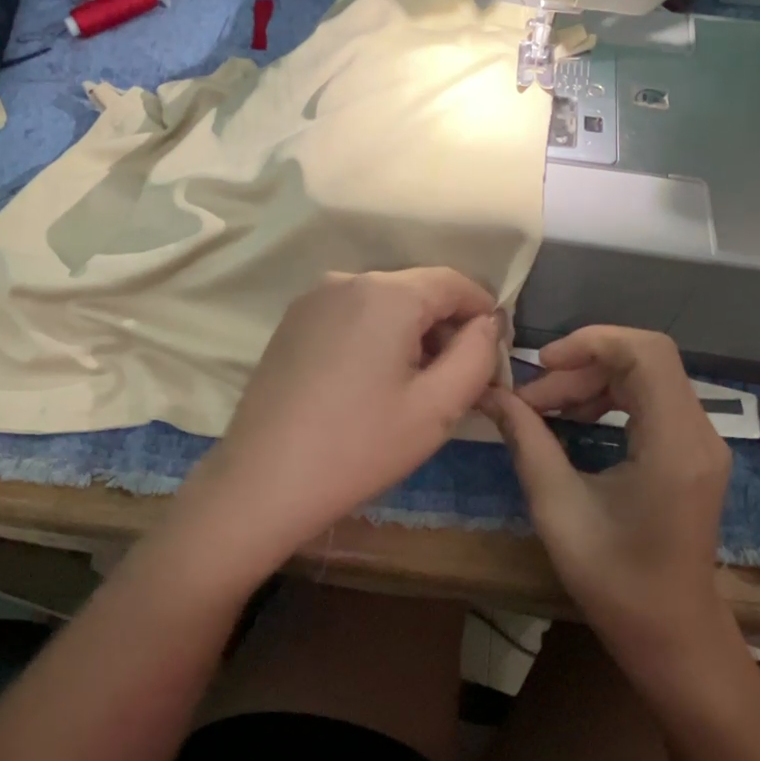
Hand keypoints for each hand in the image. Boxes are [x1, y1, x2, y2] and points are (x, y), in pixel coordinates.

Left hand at [167, 268, 504, 581]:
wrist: (264, 480)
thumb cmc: (360, 446)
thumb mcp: (437, 407)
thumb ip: (477, 355)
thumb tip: (486, 323)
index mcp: (386, 292)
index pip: (455, 282)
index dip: (484, 313)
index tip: (495, 355)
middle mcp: (346, 280)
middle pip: (416, 290)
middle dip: (445, 327)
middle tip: (459, 381)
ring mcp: (312, 300)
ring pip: (382, 304)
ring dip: (410, 334)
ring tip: (416, 388)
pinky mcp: (291, 324)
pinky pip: (350, 317)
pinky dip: (374, 338)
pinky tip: (372, 385)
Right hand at [478, 326, 734, 673]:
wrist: (670, 633)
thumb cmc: (614, 580)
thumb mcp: (558, 508)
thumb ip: (527, 442)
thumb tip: (493, 396)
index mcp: (674, 444)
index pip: (646, 352)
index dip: (590, 342)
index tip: (540, 364)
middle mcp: (699, 433)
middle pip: (644, 360)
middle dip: (581, 367)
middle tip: (531, 400)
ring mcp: (702, 442)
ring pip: (647, 377)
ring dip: (592, 382)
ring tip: (544, 409)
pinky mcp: (693, 453)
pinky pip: (653, 400)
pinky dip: (610, 398)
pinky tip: (574, 420)